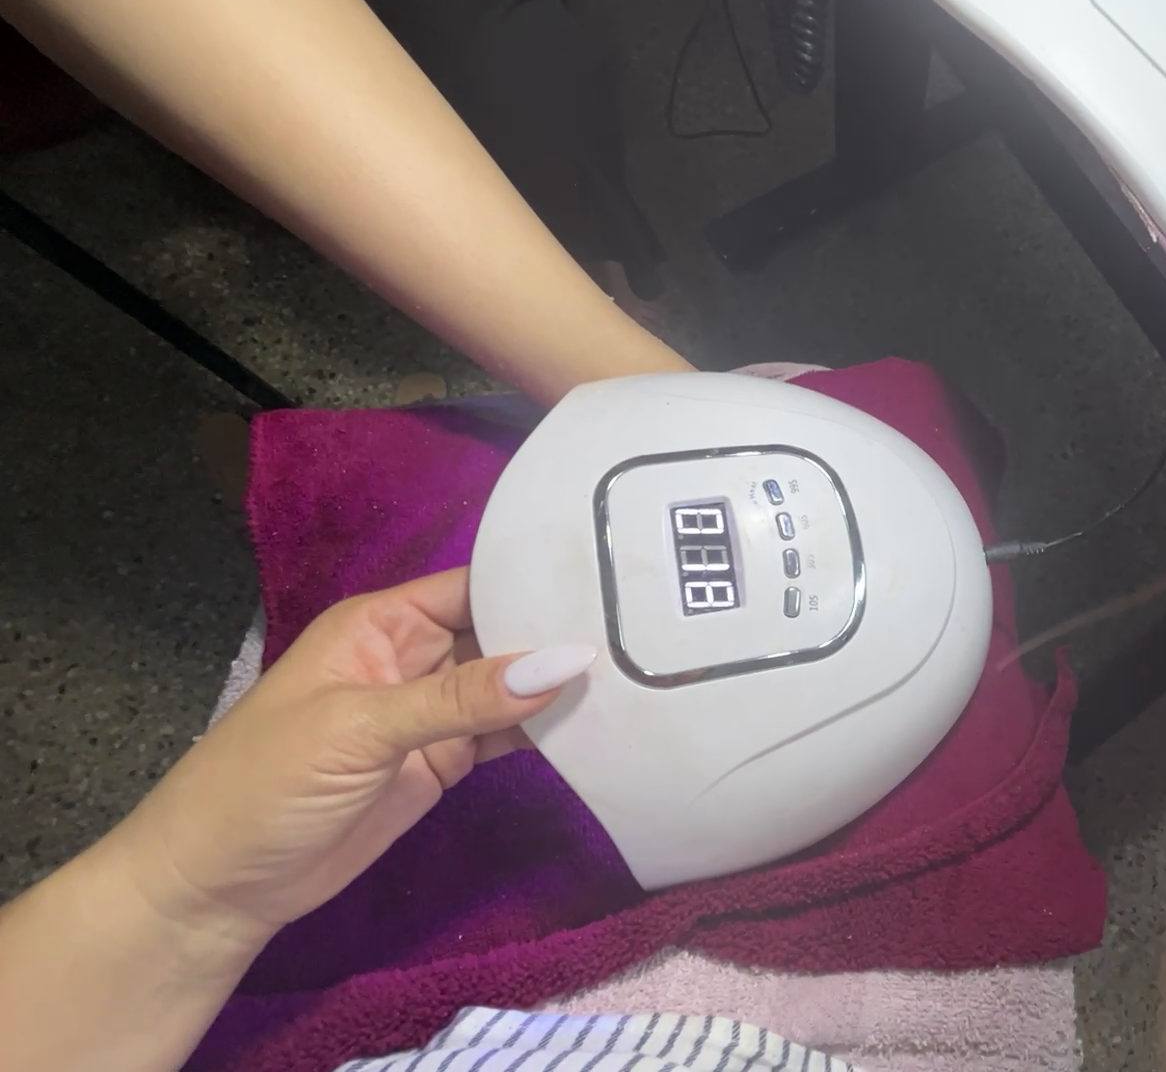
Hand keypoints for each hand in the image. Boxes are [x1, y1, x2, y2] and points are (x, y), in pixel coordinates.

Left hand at [103, 568, 595, 944]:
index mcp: (385, 624)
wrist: (213, 897)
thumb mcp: (360, 729)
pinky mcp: (453, 755)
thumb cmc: (260, 788)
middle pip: (506, 632)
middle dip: (561, 633)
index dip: (536, 582)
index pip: (476, 586)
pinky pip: (513, 730)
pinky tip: (597, 721)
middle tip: (639, 634)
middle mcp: (419, 656)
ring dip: (562, 683)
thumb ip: (464, 697)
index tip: (608, 584)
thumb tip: (566, 661)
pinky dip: (550, 727)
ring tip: (633, 674)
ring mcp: (439, 709)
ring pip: (516, 682)